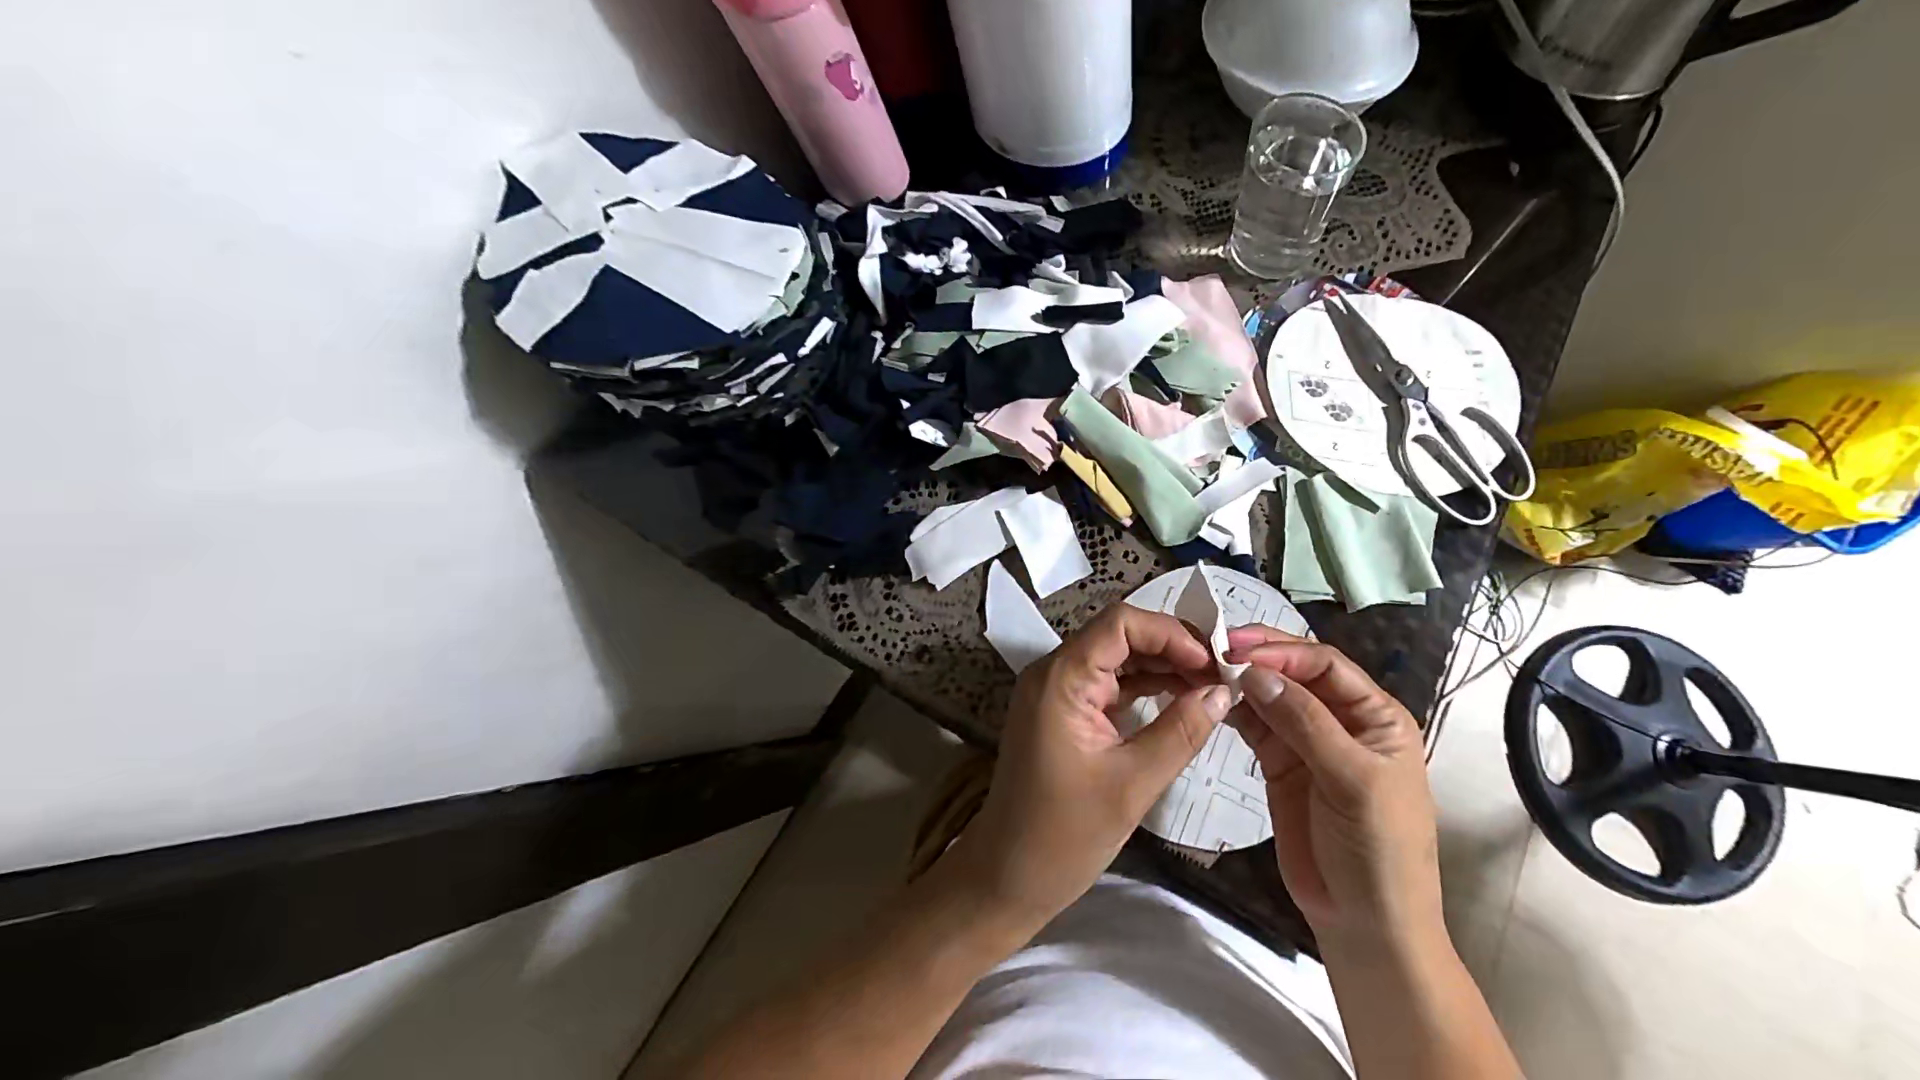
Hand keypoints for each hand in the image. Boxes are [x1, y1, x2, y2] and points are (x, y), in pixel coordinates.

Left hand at [946, 603, 1233, 925]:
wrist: (1008, 874)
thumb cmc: (1064, 834)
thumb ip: (1181, 731)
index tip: (1213, 662)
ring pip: (1118, 659)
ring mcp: (1057, 692)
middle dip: (1173, 648)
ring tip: (1213, 687)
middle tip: (1224, 675)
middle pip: (1120, 636)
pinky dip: (1146, 688)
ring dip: (1163, 667)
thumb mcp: (1132, 784)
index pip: (1120, 624)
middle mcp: (1055, 673)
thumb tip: (1223, 691)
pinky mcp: (1066, 713)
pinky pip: (1110, 685)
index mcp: (1061, 679)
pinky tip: (1183, 700)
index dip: (1171, 633)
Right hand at [1225, 625, 1441, 946]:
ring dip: (1241, 681)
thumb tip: (1255, 673)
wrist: (1364, 920)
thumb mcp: (1352, 780)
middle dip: (1259, 658)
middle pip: (1296, 674)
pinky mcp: (1279, 763)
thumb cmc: (1377, 848)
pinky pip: (1254, 725)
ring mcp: (1306, 741)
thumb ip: (1305, 723)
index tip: (1238, 648)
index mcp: (1375, 716)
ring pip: (1270, 696)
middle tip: (1214, 649)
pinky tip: (1210, 698)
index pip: (1325, 666)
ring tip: (1203, 669)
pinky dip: (1233, 709)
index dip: (1283, 652)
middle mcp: (1341, 720)